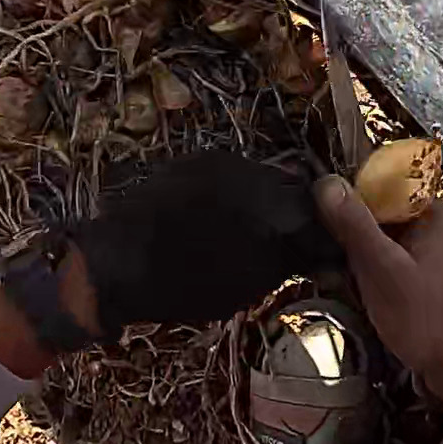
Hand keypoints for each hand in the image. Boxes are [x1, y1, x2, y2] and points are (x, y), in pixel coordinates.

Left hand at [70, 150, 340, 332]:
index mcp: (268, 201)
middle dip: (302, 216)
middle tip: (299, 246)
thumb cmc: (185, 283)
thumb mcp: (249, 281)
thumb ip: (292, 259)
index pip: (317, 209)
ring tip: (265, 234)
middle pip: (294, 189)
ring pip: (266, 179)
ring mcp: (222, 161)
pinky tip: (235, 219)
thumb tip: (327, 253)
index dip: (327, 233)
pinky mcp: (198, 160)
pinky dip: (246, 196)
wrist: (114, 262)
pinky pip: (238, 175)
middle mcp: (250, 169)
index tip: (327, 254)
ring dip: (273, 204)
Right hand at [312, 176, 442, 376]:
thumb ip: (354, 224)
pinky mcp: (427, 282)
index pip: (384, 184)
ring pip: (384, 242)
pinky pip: (392, 265)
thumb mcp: (382, 268)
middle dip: (354, 232)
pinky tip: (362, 293)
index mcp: (433, 214)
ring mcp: (433, 257)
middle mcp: (436, 229)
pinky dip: (373, 274)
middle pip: (382, 213)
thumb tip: (326, 181)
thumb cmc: (426, 318)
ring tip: (346, 277)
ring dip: (361, 257)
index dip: (352, 197)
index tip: (325, 217)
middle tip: (333, 255)